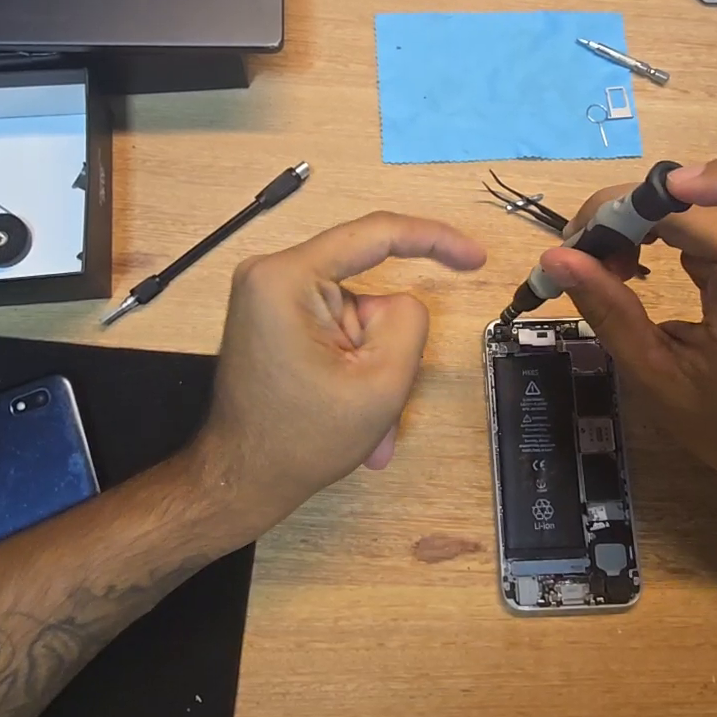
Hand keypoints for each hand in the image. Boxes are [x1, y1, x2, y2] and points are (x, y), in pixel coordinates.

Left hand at [194, 212, 486, 528]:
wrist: (241, 482)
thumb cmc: (300, 442)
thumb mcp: (381, 383)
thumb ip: (410, 322)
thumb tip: (403, 302)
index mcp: (287, 278)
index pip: (375, 235)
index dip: (434, 239)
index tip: (475, 257)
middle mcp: (271, 275)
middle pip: (366, 288)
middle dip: (387, 345)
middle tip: (391, 397)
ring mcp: (270, 297)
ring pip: (356, 317)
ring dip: (372, 366)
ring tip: (367, 424)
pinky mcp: (275, 317)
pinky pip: (335, 331)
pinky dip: (353, 368)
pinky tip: (347, 411)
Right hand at [539, 158, 716, 514]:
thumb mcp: (656, 377)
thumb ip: (610, 313)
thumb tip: (556, 258)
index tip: (671, 186)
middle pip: (709, 209)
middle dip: (635, 210)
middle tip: (576, 244)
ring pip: (698, 209)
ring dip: (637, 216)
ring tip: (592, 253)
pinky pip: (695, 226)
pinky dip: (651, 231)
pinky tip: (621, 258)